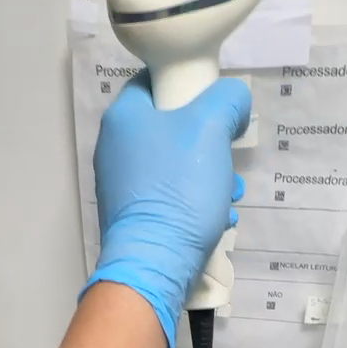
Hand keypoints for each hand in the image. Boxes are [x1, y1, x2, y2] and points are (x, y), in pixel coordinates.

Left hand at [86, 73, 251, 347]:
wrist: (154, 265)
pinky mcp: (132, 222)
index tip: (217, 106)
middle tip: (228, 159)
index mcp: (124, 118)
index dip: (190, 87)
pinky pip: (169, 201)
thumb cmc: (179, 192)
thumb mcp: (211, 129)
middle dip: (208, 144)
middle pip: (169, 130)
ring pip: (174, 169)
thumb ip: (227, 100)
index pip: (155, 82)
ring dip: (208, 178)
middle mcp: (114, 151)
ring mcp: (120, 190)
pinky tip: (217, 220)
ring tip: (231, 194)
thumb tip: (233, 100)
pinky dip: (194, 206)